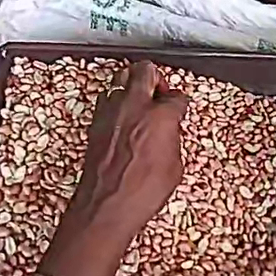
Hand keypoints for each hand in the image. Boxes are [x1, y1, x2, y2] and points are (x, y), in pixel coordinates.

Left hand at [57, 62, 189, 245]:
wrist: (106, 205)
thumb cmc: (141, 191)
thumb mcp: (174, 167)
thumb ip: (172, 138)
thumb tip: (168, 132)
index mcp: (161, 116)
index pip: (176, 97)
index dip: (180, 102)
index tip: (180, 107)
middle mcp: (134, 106)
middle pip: (145, 70)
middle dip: (156, 77)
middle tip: (160, 91)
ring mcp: (111, 111)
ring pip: (121, 79)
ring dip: (133, 85)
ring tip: (140, 101)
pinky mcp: (95, 122)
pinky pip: (107, 99)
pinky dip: (117, 102)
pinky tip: (124, 118)